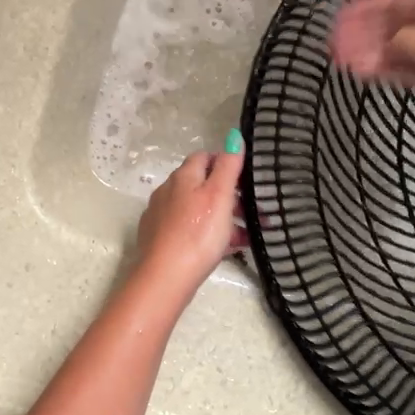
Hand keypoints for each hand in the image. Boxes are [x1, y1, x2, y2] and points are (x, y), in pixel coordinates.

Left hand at [134, 144, 247, 296]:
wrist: (164, 278)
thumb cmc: (197, 233)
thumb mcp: (219, 195)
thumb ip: (228, 165)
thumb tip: (234, 135)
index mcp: (183, 177)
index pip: (204, 157)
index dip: (226, 163)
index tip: (247, 179)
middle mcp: (169, 191)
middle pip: (202, 185)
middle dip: (229, 196)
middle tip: (254, 211)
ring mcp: (162, 216)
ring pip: (198, 210)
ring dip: (223, 218)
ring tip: (247, 235)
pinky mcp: (160, 240)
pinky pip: (190, 230)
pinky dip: (209, 235)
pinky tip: (226, 251)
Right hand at [331, 0, 414, 151]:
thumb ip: (398, 39)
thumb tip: (382, 44)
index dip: (368, 6)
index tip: (342, 14)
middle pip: (397, 24)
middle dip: (365, 31)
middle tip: (336, 40)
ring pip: (399, 48)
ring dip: (372, 52)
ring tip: (343, 59)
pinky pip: (408, 69)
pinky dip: (386, 69)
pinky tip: (364, 72)